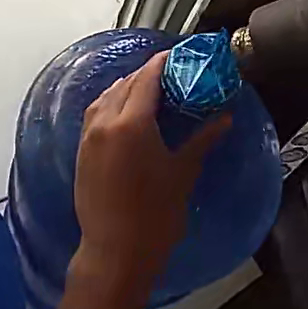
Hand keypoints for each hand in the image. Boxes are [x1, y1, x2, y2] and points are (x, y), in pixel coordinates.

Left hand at [71, 52, 231, 303]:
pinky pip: (97, 114)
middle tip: (172, 74)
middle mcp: (105, 122)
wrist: (115, 253)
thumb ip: (203, 139)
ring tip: (151, 91)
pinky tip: (129, 113)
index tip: (178, 55)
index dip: (163, 62)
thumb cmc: (155, 214)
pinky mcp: (82, 151)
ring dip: (128, 87)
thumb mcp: (183, 172)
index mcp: (131, 123)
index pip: (147, 78)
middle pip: (126, 84)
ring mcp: (89, 137)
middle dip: (148, 74)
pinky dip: (113, 104)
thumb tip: (225, 118)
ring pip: (107, 97)